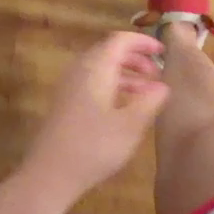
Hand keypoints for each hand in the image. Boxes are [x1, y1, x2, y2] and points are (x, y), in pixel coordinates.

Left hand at [14, 32, 168, 210]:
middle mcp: (80, 70)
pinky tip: (124, 108)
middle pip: (109, 52)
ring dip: (125, 74)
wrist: (50, 173)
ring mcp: (70, 86)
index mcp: (96, 67)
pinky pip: (92, 82)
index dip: (143, 42)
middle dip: (135, 59)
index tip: (163, 52)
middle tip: (156, 74)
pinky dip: (112, 86)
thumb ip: (150, 101)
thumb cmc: (94, 146)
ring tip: (147, 93)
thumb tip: (163, 86)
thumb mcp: (130, 125)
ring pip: (101, 69)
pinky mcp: (65, 103)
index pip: (120, 40)